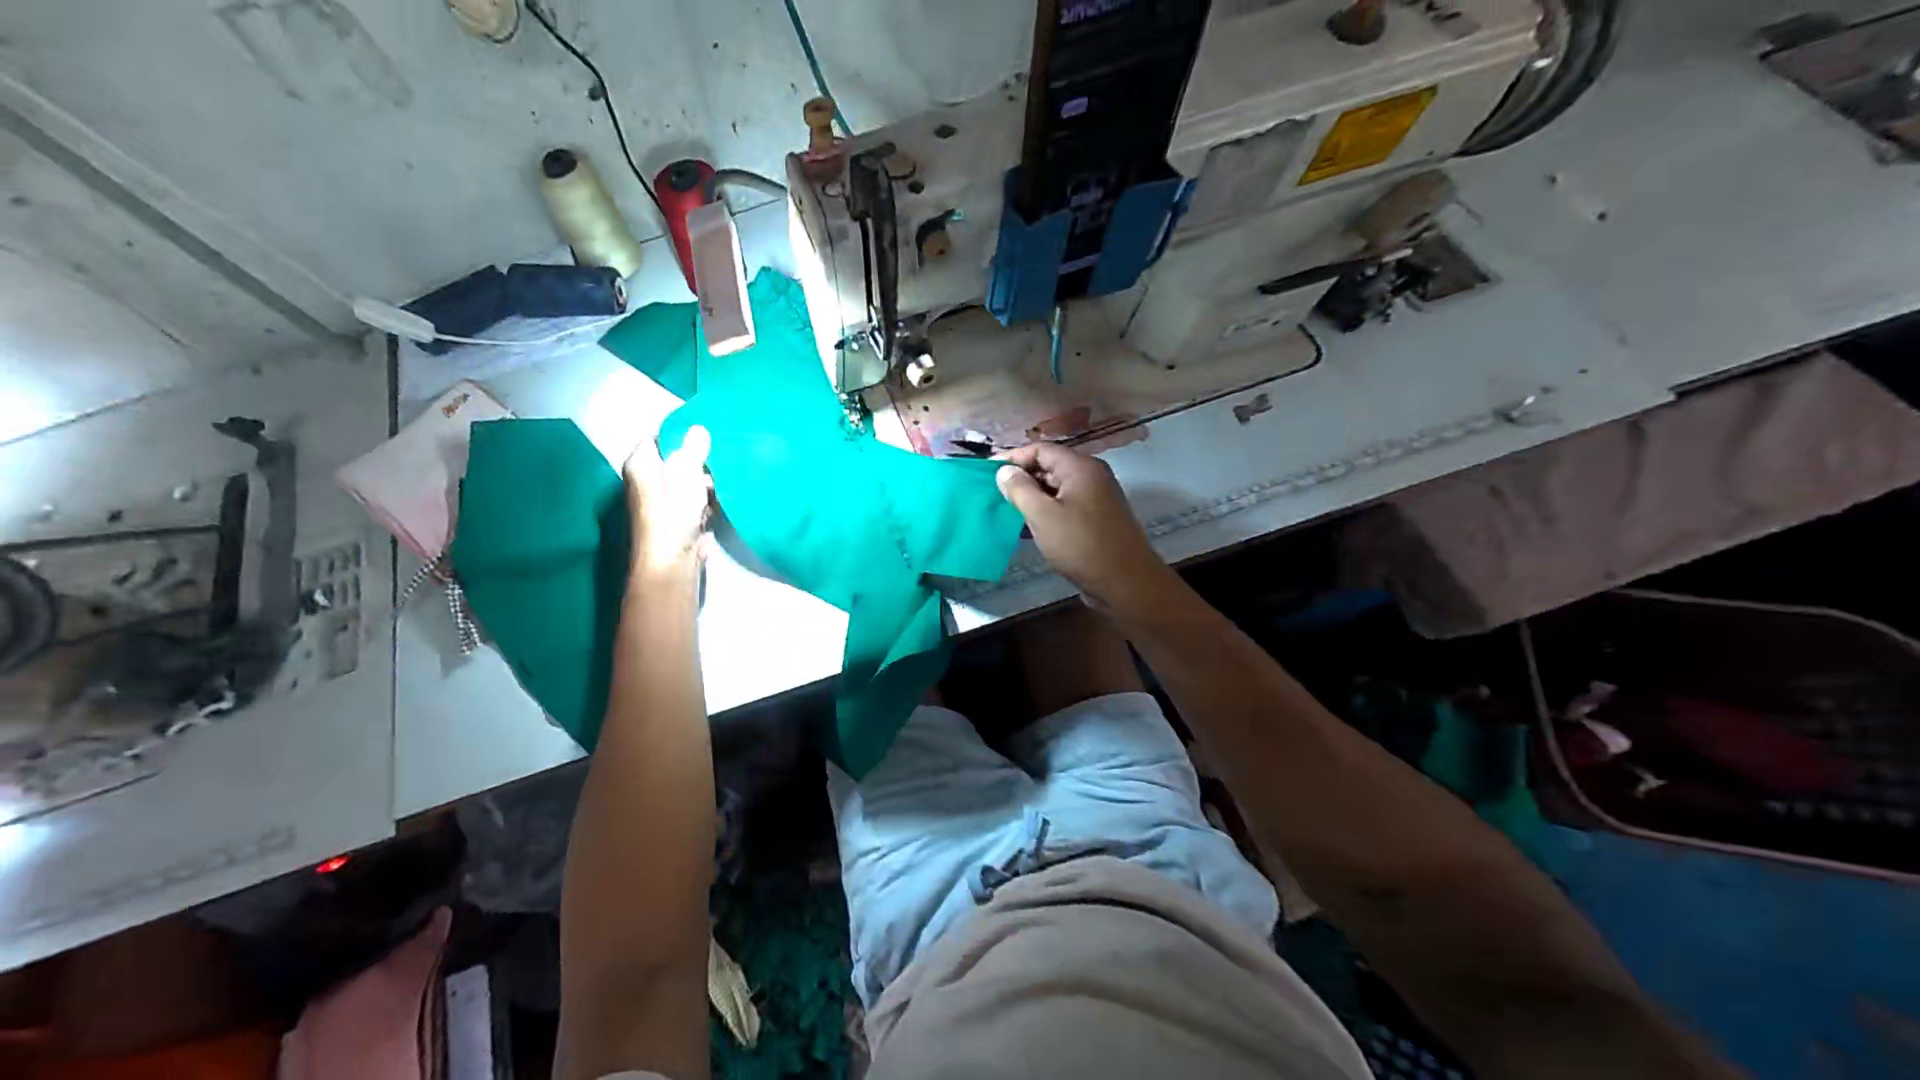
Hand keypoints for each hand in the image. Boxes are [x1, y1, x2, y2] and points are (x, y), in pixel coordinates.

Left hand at [624, 425, 712, 579]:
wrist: (672, 562)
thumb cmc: (673, 512)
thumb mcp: (686, 472)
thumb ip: (693, 448)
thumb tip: (698, 427)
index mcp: (640, 464)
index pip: (660, 437)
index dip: (683, 433)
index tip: (708, 430)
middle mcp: (646, 481)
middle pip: (677, 460)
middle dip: (700, 460)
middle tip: (722, 455)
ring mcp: (662, 502)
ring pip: (690, 482)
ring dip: (707, 483)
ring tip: (726, 479)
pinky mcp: (677, 520)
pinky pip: (695, 502)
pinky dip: (708, 501)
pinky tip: (721, 502)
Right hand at [995, 443, 1182, 615]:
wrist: (1125, 583)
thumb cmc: (1081, 546)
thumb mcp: (1043, 516)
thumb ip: (1020, 489)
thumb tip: (1004, 471)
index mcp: (1081, 467)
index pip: (1041, 449)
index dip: (1013, 458)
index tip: (987, 473)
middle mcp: (1091, 476)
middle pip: (1050, 466)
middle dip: (1021, 479)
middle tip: (994, 494)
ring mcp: (1096, 499)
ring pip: (1056, 489)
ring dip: (1031, 499)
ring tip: (1005, 512)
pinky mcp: (1096, 520)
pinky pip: (1065, 507)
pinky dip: (1045, 513)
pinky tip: (1026, 530)